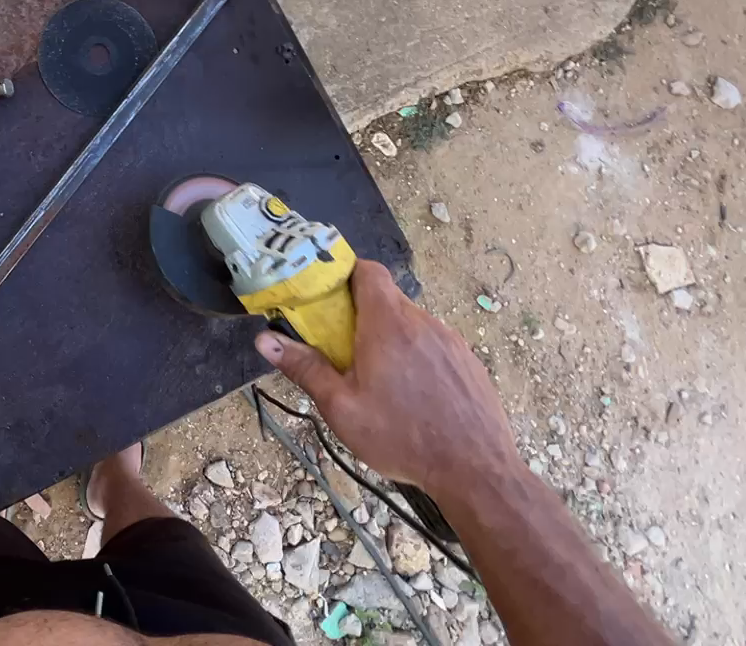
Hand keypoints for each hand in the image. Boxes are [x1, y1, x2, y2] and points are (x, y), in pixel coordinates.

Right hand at [255, 260, 519, 497]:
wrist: (481, 475)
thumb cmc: (402, 437)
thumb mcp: (341, 407)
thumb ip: (304, 368)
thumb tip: (264, 340)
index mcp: (388, 324)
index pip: (367, 270)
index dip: (345, 274)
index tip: (326, 297)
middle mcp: (422, 323)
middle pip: (385, 299)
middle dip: (360, 315)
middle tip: (342, 348)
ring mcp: (451, 342)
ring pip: (410, 324)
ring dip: (388, 338)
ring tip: (378, 377)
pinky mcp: (470, 364)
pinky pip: (433, 345)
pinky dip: (416, 356)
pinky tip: (412, 394)